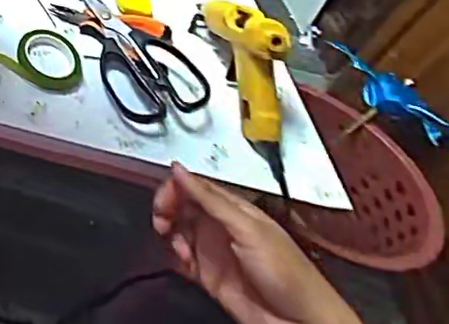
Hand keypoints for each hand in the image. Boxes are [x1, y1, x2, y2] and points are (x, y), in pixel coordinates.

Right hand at [151, 163, 362, 323]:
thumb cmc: (286, 272)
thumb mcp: (248, 228)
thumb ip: (211, 199)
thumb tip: (179, 169)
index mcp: (232, 207)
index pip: (195, 186)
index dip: (175, 188)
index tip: (164, 199)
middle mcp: (220, 226)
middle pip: (183, 206)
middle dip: (167, 209)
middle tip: (161, 221)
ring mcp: (215, 252)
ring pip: (180, 231)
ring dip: (170, 234)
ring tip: (177, 246)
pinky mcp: (211, 278)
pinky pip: (183, 261)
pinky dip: (175, 257)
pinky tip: (181, 260)